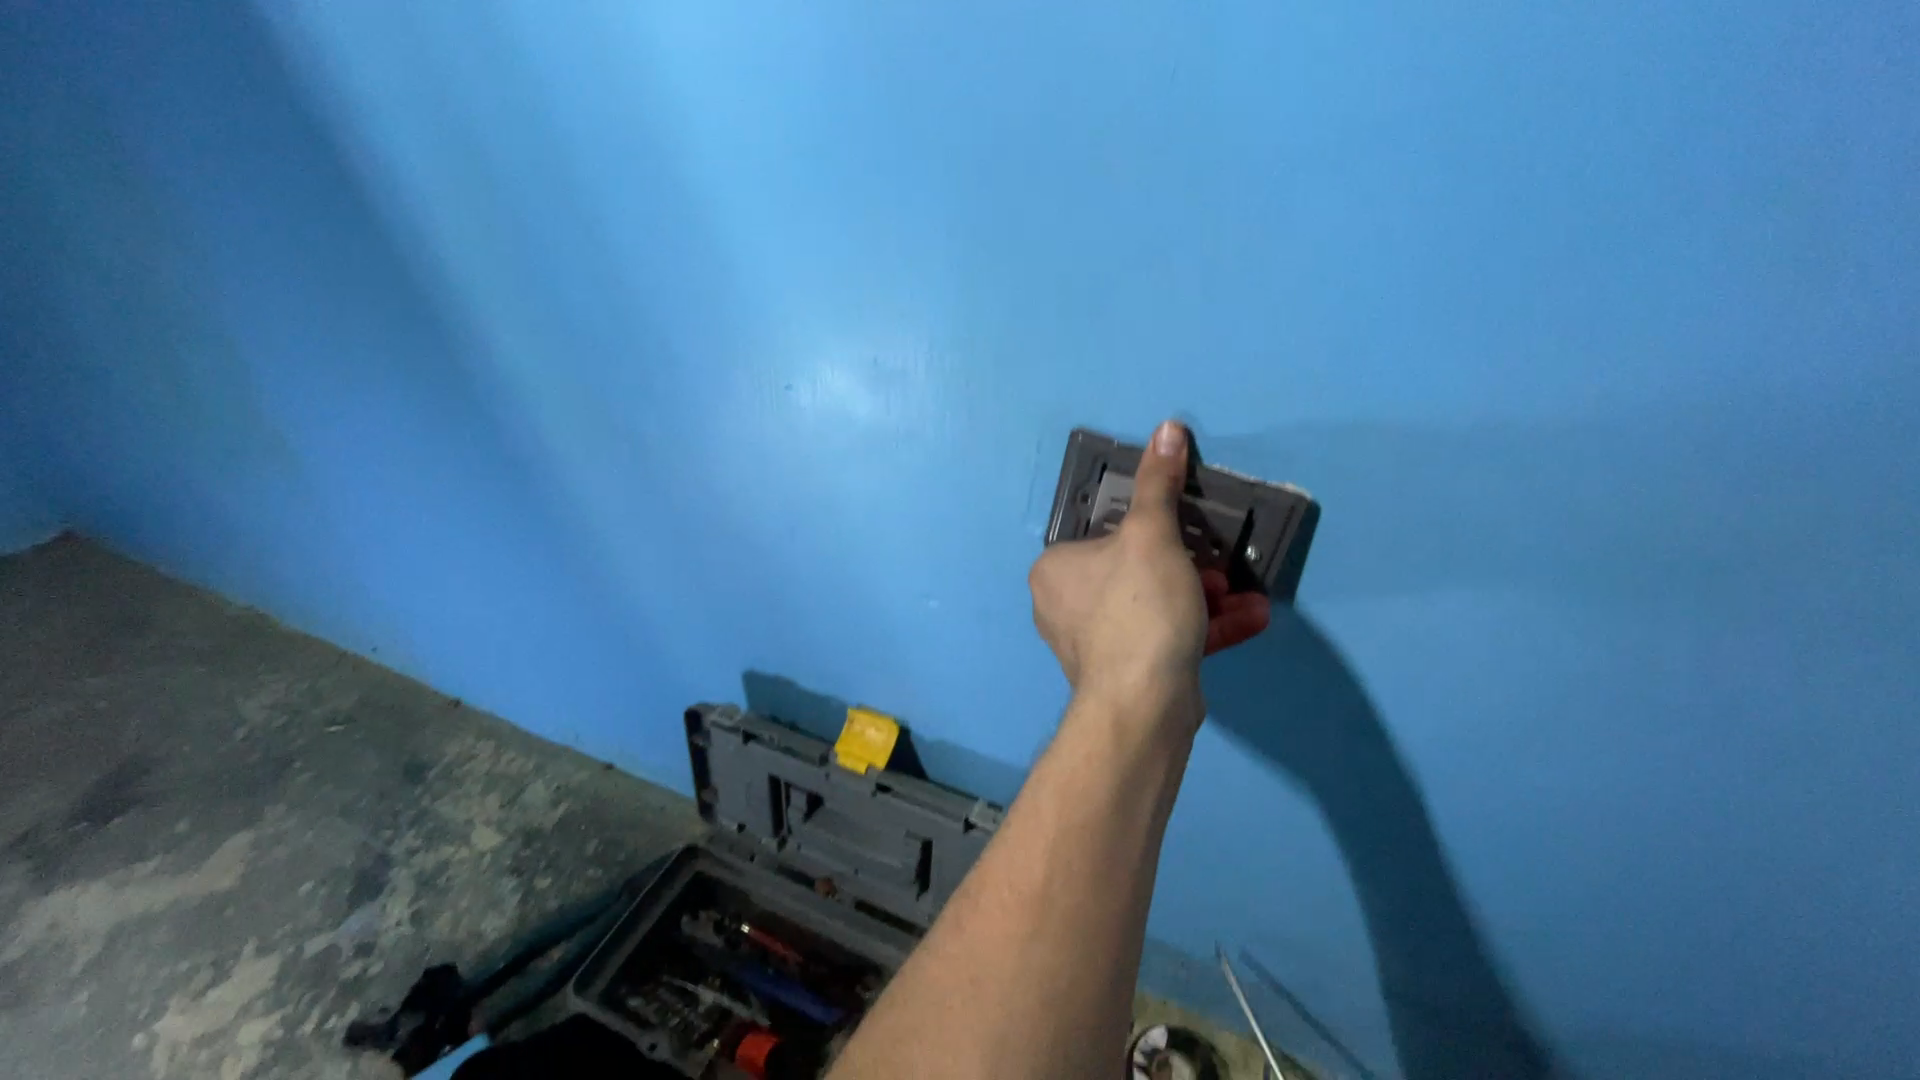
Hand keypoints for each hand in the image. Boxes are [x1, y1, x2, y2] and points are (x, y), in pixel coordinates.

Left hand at [1028, 419, 1271, 730]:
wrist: (1144, 703)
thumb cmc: (1138, 607)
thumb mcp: (1153, 535)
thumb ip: (1159, 483)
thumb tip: (1168, 428)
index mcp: (1055, 569)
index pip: (1101, 534)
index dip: (1148, 530)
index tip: (1185, 533)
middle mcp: (1065, 606)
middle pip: (1134, 571)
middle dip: (1188, 567)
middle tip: (1220, 565)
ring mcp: (1094, 644)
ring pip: (1156, 606)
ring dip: (1205, 598)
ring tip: (1243, 595)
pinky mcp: (1125, 674)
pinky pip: (1165, 638)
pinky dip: (1204, 628)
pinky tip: (1250, 619)